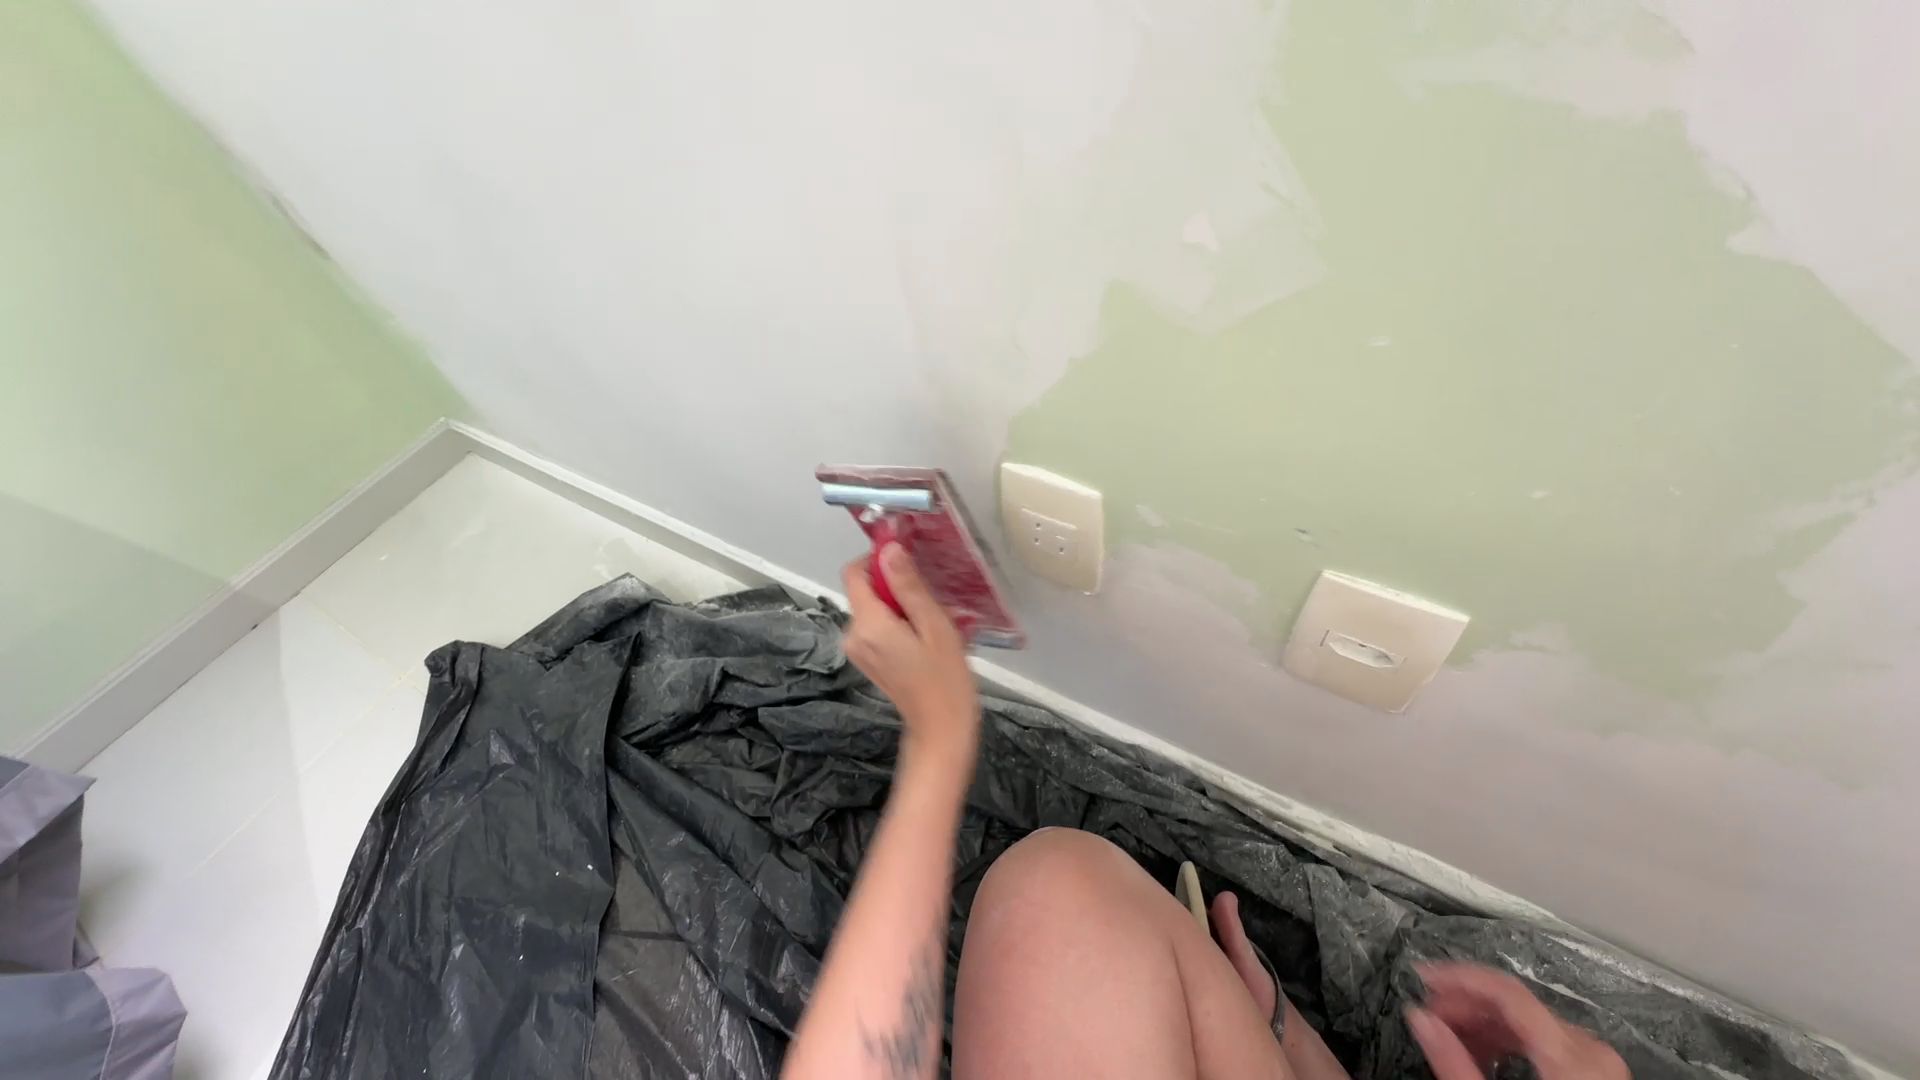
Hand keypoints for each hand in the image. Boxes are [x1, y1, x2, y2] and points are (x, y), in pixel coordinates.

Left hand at [841, 544, 980, 766]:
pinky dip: (899, 622)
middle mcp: (853, 635)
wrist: (941, 727)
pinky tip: (925, 637)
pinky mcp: (867, 659)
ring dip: (902, 605)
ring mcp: (858, 650)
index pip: (854, 573)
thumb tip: (889, 549)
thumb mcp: (934, 625)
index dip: (877, 560)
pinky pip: (878, 627)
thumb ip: (908, 585)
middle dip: (896, 586)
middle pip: (866, 590)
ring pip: (874, 608)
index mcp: (868, 624)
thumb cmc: (945, 677)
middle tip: (932, 601)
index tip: (908, 561)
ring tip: (934, 622)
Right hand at [1409, 964, 1628, 1079]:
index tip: (1420, 976)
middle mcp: (1589, 1048)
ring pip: (1525, 1019)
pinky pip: (1542, 1038)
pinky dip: (1506, 1040)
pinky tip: (1481, 1055)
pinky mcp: (1594, 1071)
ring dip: (1481, 1022)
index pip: (1506, 991)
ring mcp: (1596, 1059)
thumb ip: (1454, 1065)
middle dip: (1464, 1005)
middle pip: (1513, 1004)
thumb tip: (1418, 1016)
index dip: (1459, 976)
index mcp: (1571, 1055)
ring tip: (1449, 1039)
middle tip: (1429, 1018)